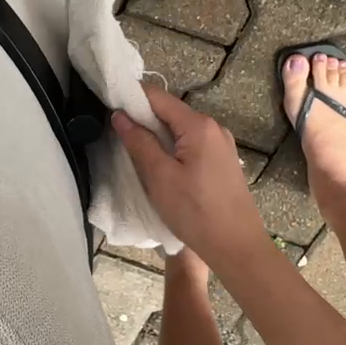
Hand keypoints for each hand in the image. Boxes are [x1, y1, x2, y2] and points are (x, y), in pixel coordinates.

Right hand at [112, 84, 269, 265]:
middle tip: (117, 135)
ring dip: (157, 136)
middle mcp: (213, 127)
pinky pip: (192, 145)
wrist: (237, 247)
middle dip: (143, 119)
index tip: (108, 108)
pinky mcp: (223, 162)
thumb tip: (120, 116)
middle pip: (170, 112)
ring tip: (136, 153)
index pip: (158, 97)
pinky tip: (162, 167)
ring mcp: (221, 145)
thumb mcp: (159, 176)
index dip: (131, 98)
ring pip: (181, 130)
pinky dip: (173, 148)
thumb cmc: (195, 211)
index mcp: (198, 125)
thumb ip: (139, 142)